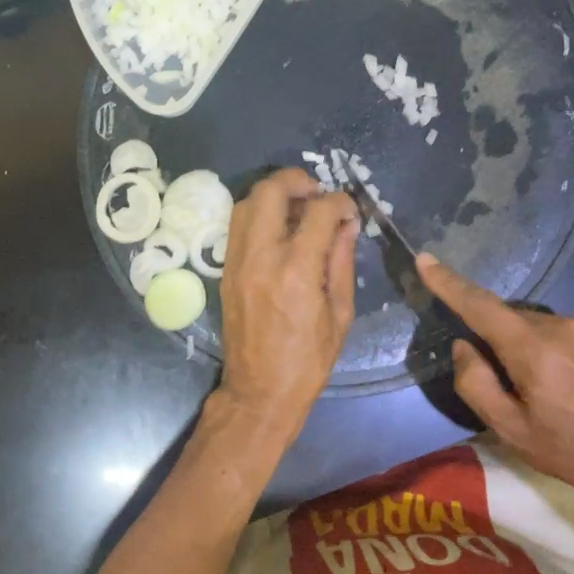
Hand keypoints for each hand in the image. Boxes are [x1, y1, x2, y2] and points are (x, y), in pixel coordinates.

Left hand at [216, 169, 359, 433]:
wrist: (259, 391)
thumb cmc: (308, 361)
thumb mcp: (339, 314)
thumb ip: (341, 262)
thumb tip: (346, 225)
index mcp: (296, 271)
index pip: (318, 212)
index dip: (339, 202)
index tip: (349, 210)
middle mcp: (261, 258)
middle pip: (269, 192)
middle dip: (296, 181)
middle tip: (316, 194)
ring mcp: (236, 264)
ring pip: (245, 204)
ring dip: (272, 196)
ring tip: (297, 210)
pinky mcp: (225, 273)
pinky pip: (237, 228)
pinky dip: (257, 217)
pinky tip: (278, 231)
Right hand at [415, 253, 573, 526]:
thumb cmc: (573, 453)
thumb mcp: (510, 430)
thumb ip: (476, 384)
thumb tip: (465, 347)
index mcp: (534, 350)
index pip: (480, 306)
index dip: (449, 283)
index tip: (425, 259)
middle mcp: (565, 326)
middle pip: (511, 319)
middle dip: (497, 340)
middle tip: (504, 386)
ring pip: (541, 326)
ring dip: (528, 347)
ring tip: (544, 392)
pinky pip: (569, 333)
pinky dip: (556, 350)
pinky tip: (571, 385)